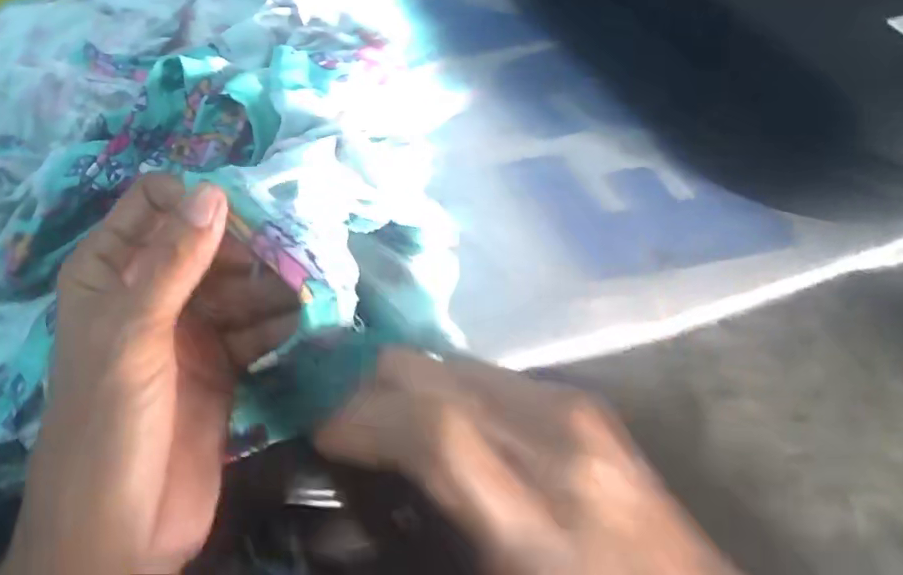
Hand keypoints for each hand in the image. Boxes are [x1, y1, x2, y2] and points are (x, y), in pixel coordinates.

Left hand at [0, 174, 299, 574]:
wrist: (117, 529)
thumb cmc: (108, 414)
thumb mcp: (134, 329)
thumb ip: (173, 260)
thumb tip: (213, 190)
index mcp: (108, 265)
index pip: (152, 203)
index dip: (193, 200)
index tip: (243, 211)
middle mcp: (146, 286)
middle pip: (201, 241)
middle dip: (245, 243)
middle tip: (295, 250)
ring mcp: (184, 326)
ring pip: (232, 284)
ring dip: (271, 283)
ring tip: (313, 284)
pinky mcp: (217, 364)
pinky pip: (252, 328)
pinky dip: (278, 322)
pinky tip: (310, 320)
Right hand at [314, 351, 739, 574]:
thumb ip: (412, 542)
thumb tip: (338, 511)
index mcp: (544, 517)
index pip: (428, 426)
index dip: (357, 420)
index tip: (320, 438)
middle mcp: (559, 441)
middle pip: (423, 371)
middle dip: (362, 391)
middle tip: (342, 428)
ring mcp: (576, 409)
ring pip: (443, 358)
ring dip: (398, 386)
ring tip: (383, 424)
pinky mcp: (582, 399)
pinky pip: (478, 369)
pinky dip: (438, 386)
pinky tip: (437, 423)